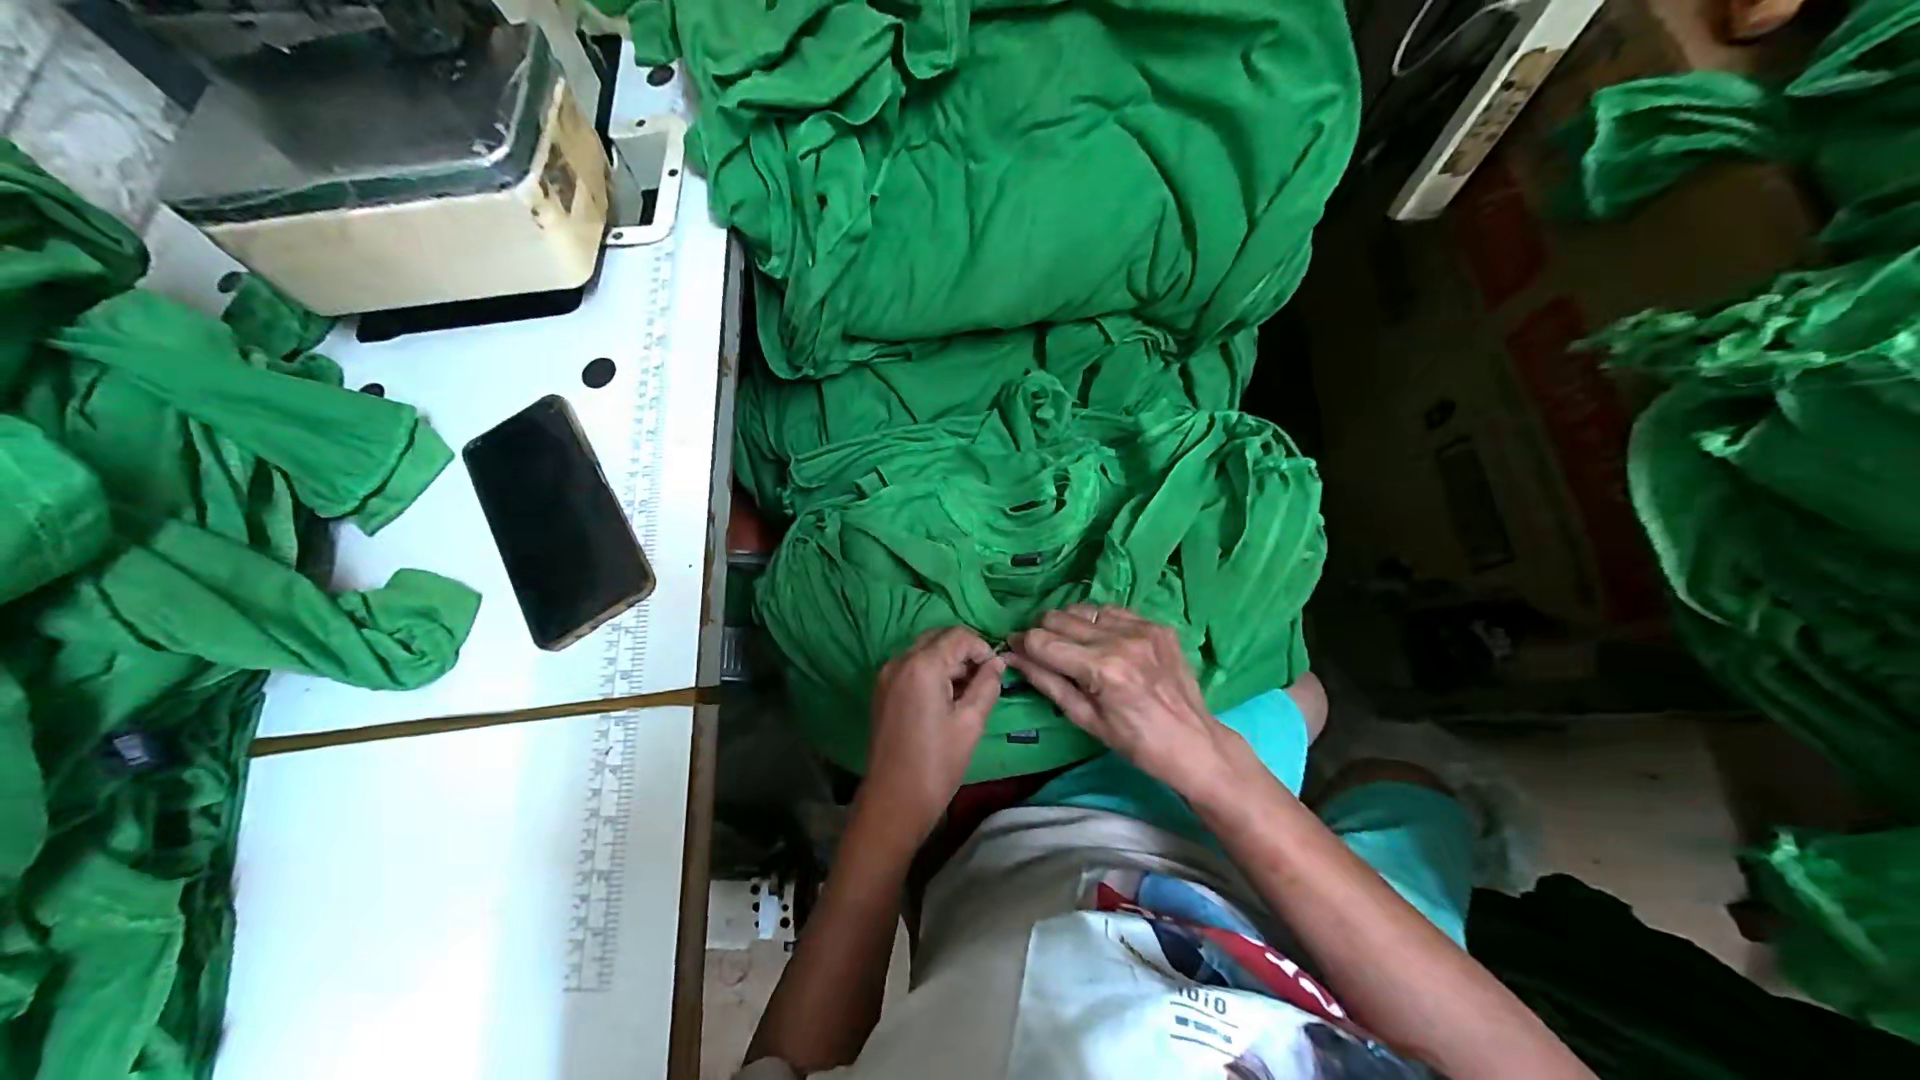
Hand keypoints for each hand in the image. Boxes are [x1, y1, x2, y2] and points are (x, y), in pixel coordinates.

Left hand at [858, 626, 1004, 842]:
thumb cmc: (937, 763)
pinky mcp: (882, 690)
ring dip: (948, 660)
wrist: (894, 800)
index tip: (996, 670)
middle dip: (964, 651)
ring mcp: (886, 675)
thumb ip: (986, 685)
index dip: (982, 647)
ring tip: (968, 690)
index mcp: (922, 666)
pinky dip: (931, 671)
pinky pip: (911, 666)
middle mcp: (899, 661)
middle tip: (984, 678)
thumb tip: (997, 663)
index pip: (958, 636)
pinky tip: (946, 696)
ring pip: (924, 650)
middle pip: (938, 637)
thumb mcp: (970, 723)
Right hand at [1007, 605, 1250, 803]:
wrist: (1194, 743)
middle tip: (1041, 651)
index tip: (1014, 649)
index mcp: (1102, 669)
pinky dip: (1097, 622)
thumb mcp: (1084, 719)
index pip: (1043, 641)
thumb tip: (1013, 657)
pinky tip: (1099, 640)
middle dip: (1042, 633)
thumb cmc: (1136, 743)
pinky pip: (1112, 610)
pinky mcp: (1157, 625)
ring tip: (1071, 645)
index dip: (1022, 644)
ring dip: (1068, 624)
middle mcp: (1121, 640)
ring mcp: (1142, 629)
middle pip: (1059, 619)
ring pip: (1083, 609)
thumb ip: (1047, 682)